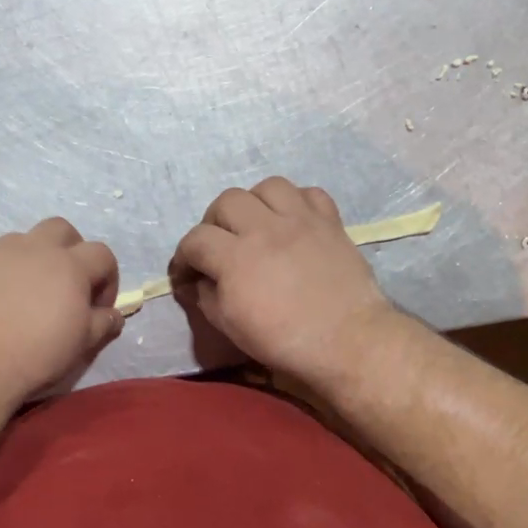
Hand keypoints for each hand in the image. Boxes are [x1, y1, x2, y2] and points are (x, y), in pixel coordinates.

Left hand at [0, 217, 121, 405]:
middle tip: (66, 285)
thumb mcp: (81, 344)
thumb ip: (102, 323)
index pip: (102, 254)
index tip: (97, 307)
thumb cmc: (37, 355)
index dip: (107, 278)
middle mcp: (35, 249)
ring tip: (30, 292)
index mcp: (70, 266)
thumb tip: (114, 314)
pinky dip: (5, 272)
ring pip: (25, 240)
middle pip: (62, 230)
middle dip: (72, 251)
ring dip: (35, 259)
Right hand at [170, 177, 397, 385]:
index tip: (185, 274)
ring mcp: (300, 220)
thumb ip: (207, 297)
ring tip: (256, 225)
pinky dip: (294, 204)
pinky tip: (291, 223)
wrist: (344, 339)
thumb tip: (197, 282)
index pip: (195, 240)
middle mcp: (265, 228)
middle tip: (219, 246)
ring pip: (267, 187)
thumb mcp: (230, 326)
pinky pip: (308, 193)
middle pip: (227, 201)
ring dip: (254, 204)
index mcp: (235, 257)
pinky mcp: (330, 221)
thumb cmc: (281, 340)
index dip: (183, 257)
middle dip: (214, 223)